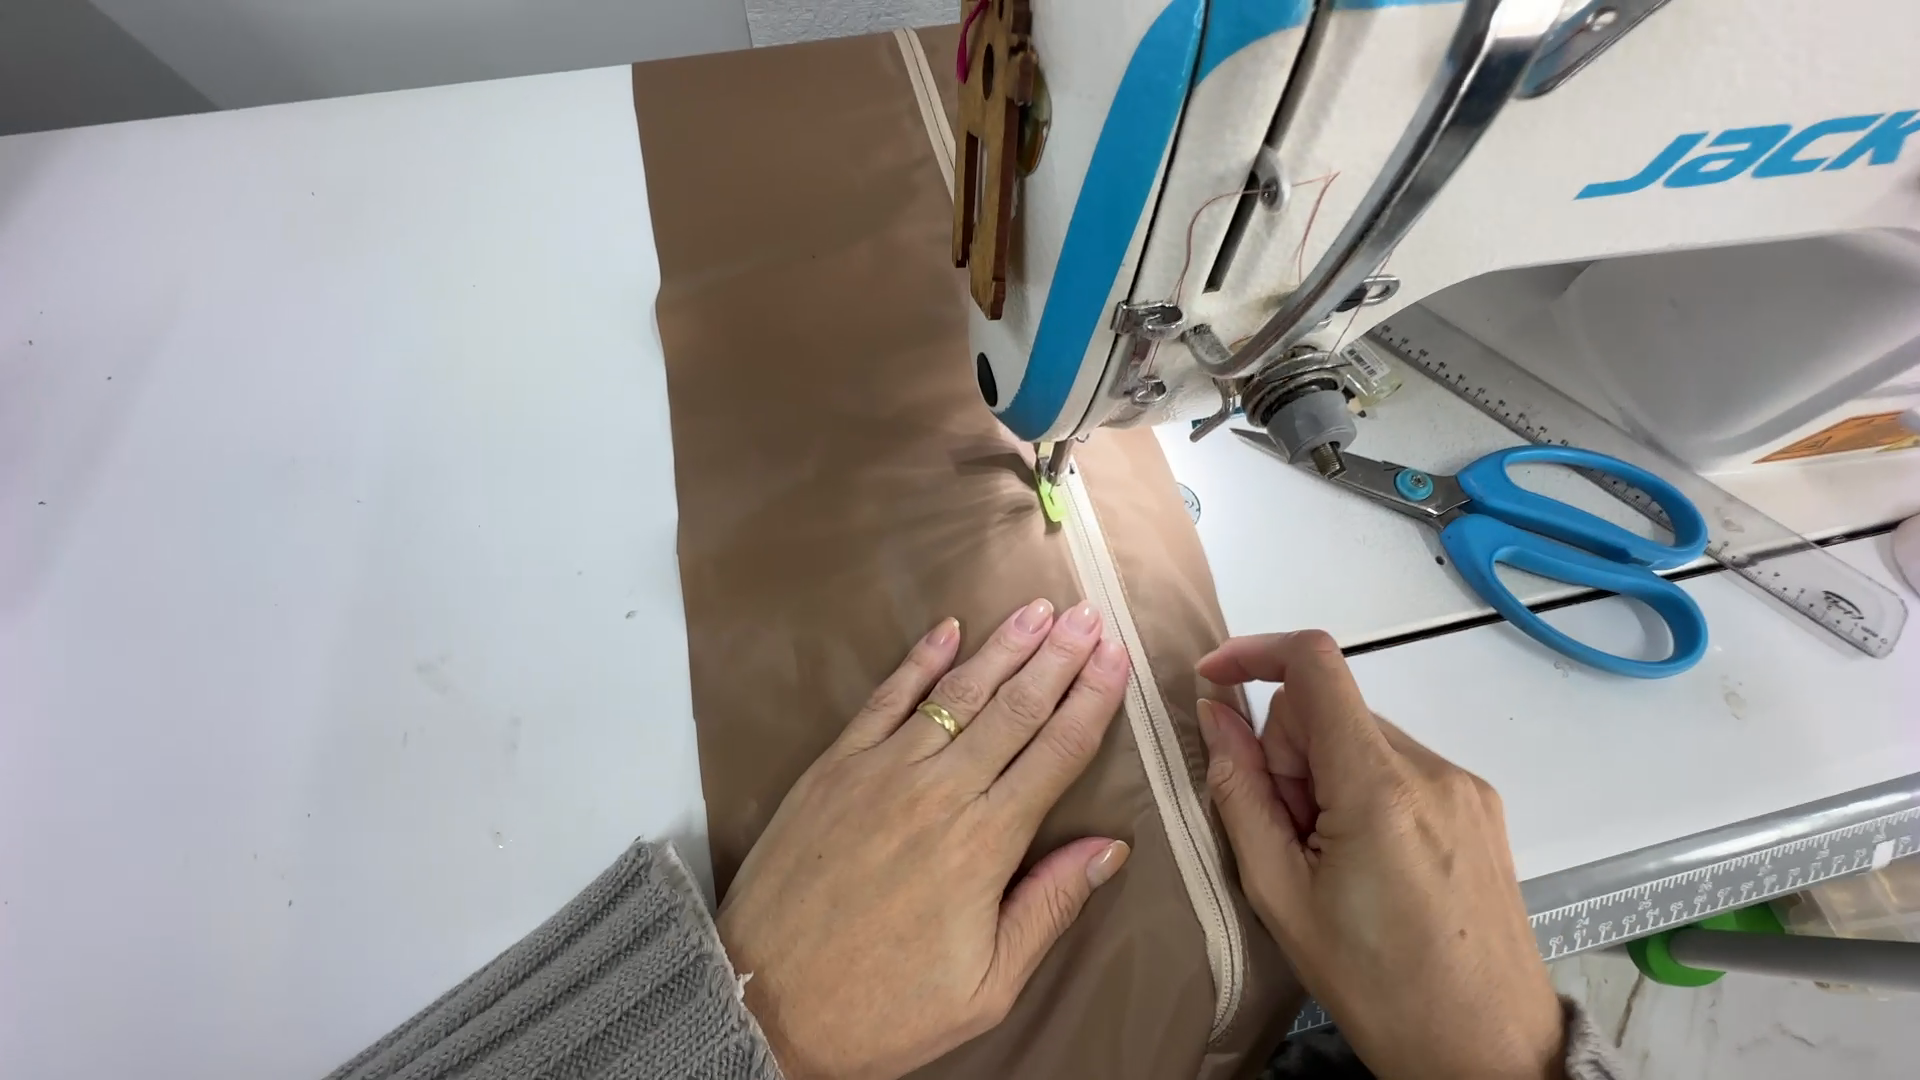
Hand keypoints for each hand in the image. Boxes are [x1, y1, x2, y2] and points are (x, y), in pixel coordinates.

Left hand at [717, 599, 1132, 1079]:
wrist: (762, 1000)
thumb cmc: (883, 1005)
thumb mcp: (986, 986)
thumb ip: (1049, 907)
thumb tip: (1110, 848)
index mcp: (985, 843)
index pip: (1056, 752)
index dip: (1092, 699)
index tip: (1116, 656)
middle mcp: (940, 791)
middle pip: (1016, 708)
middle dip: (1058, 656)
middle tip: (1088, 613)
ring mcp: (884, 769)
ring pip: (959, 692)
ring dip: (1003, 647)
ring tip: (1037, 609)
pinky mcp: (837, 764)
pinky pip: (886, 699)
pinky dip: (919, 660)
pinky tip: (947, 628)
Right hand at [1194, 631, 1563, 1079]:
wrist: (1492, 1059)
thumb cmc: (1376, 986)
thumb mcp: (1279, 894)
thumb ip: (1239, 791)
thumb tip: (1215, 715)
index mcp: (1379, 787)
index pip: (1313, 663)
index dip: (1253, 651)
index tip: (1213, 678)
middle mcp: (1431, 768)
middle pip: (1324, 710)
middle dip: (1285, 754)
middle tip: (1288, 833)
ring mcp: (1462, 784)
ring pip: (1354, 734)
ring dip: (1320, 774)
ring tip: (1330, 855)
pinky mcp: (1477, 803)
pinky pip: (1391, 760)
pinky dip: (1358, 786)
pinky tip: (1366, 856)